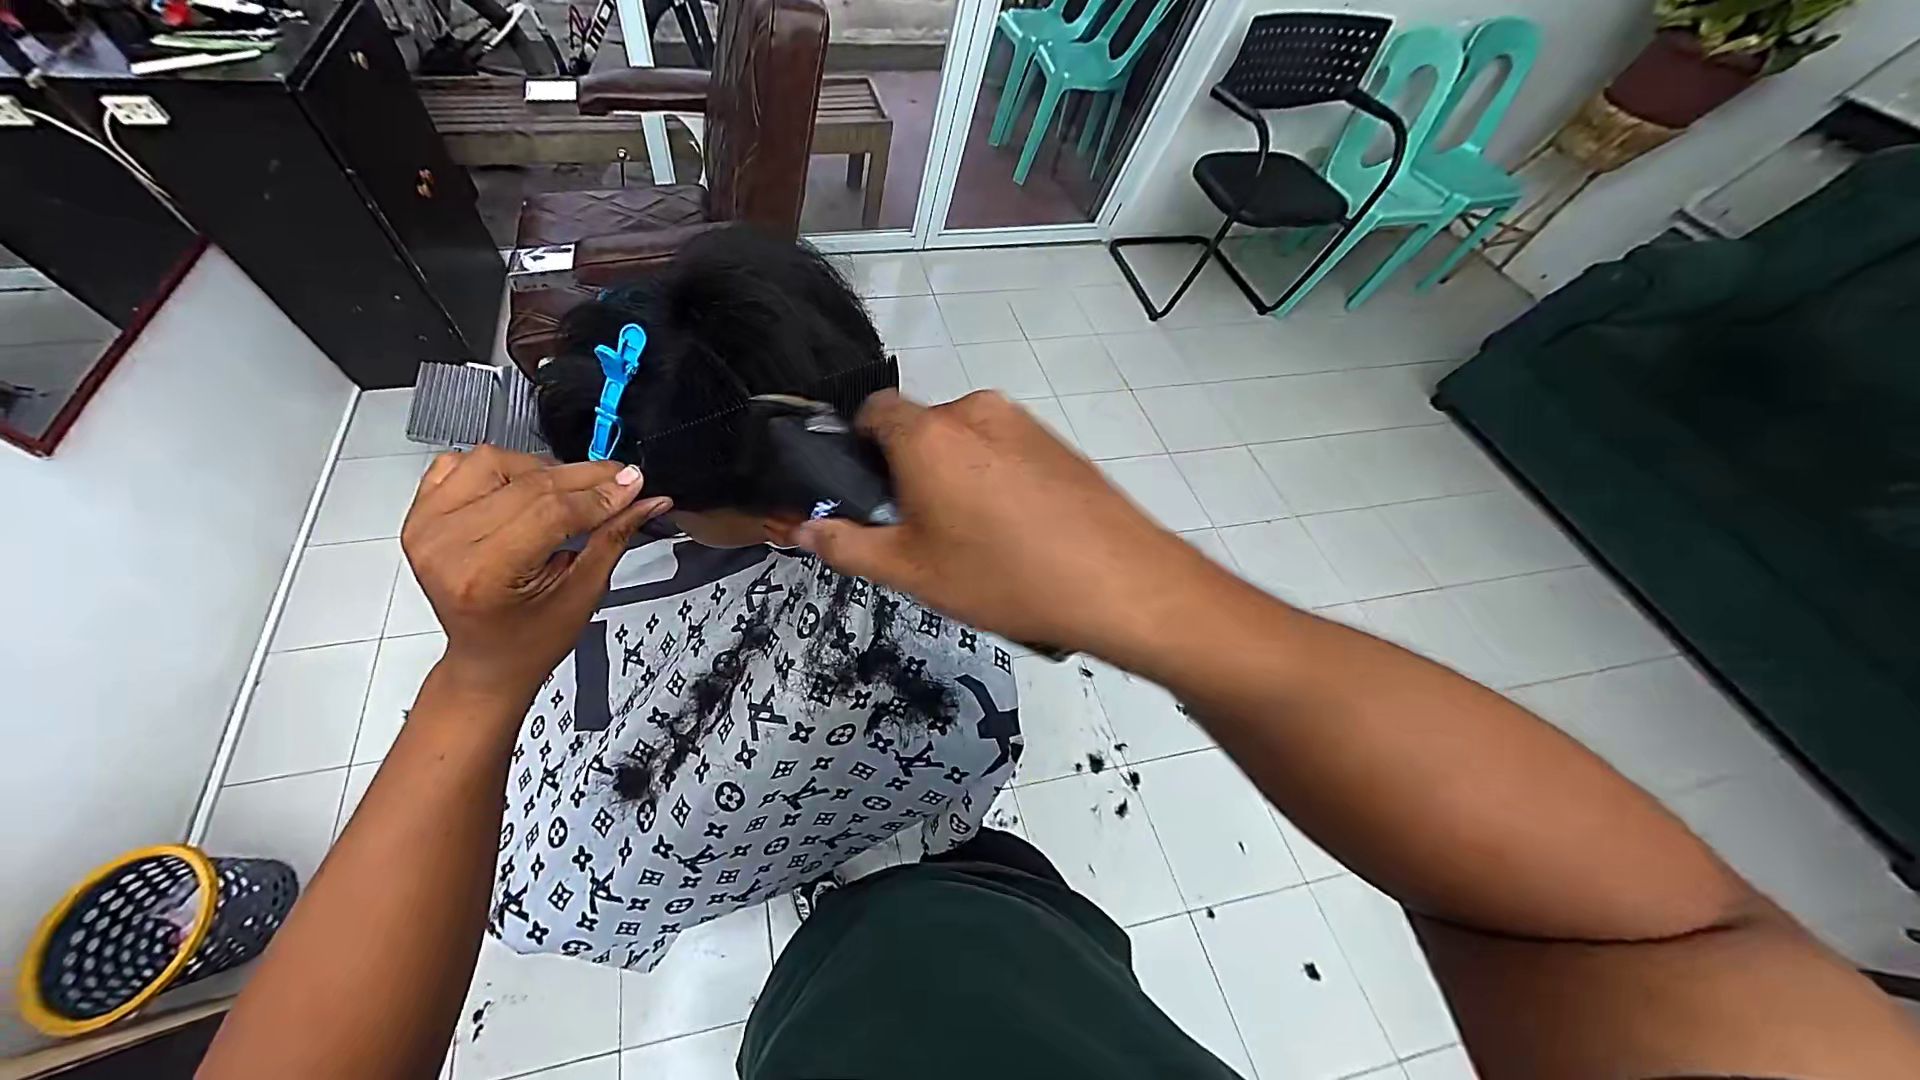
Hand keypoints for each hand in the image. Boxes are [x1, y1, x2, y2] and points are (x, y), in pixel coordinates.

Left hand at [400, 446, 672, 702]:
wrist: (489, 656)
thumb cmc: (530, 639)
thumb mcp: (585, 590)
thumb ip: (614, 535)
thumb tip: (646, 499)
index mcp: (483, 574)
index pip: (553, 510)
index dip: (602, 494)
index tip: (635, 485)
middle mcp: (445, 544)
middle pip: (530, 482)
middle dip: (587, 478)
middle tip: (622, 481)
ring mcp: (426, 524)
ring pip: (497, 461)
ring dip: (544, 470)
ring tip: (570, 493)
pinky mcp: (422, 512)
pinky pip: (461, 463)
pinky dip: (499, 467)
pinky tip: (524, 488)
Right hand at [796, 391, 1215, 656]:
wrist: (1119, 582)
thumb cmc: (1004, 575)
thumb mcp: (914, 571)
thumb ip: (848, 546)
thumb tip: (803, 530)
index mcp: (928, 433)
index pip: (871, 412)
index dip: (857, 449)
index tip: (866, 493)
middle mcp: (975, 411)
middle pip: (920, 430)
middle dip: (908, 470)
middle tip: (921, 530)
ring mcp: (1023, 422)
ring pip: (964, 442)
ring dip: (953, 476)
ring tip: (974, 538)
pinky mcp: (1057, 442)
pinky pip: (1004, 451)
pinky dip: (993, 479)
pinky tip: (1014, 530)